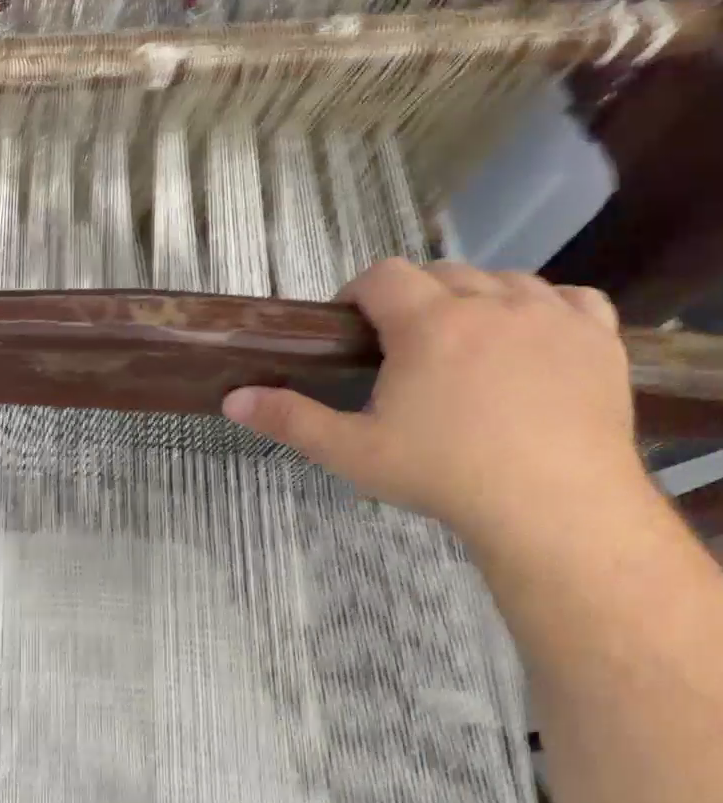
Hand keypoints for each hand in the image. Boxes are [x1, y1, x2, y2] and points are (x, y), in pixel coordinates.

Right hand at [221, 259, 646, 541]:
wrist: (552, 502)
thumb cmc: (440, 473)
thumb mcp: (349, 451)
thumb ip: (289, 419)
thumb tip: (232, 399)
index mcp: (429, 325)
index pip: (385, 275)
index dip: (357, 292)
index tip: (348, 326)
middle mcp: (494, 305)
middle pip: (443, 272)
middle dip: (412, 297)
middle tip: (395, 346)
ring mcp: (554, 318)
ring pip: (505, 279)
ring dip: (473, 298)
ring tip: (457, 342)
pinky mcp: (599, 339)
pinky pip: (568, 297)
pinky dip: (540, 307)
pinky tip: (525, 337)